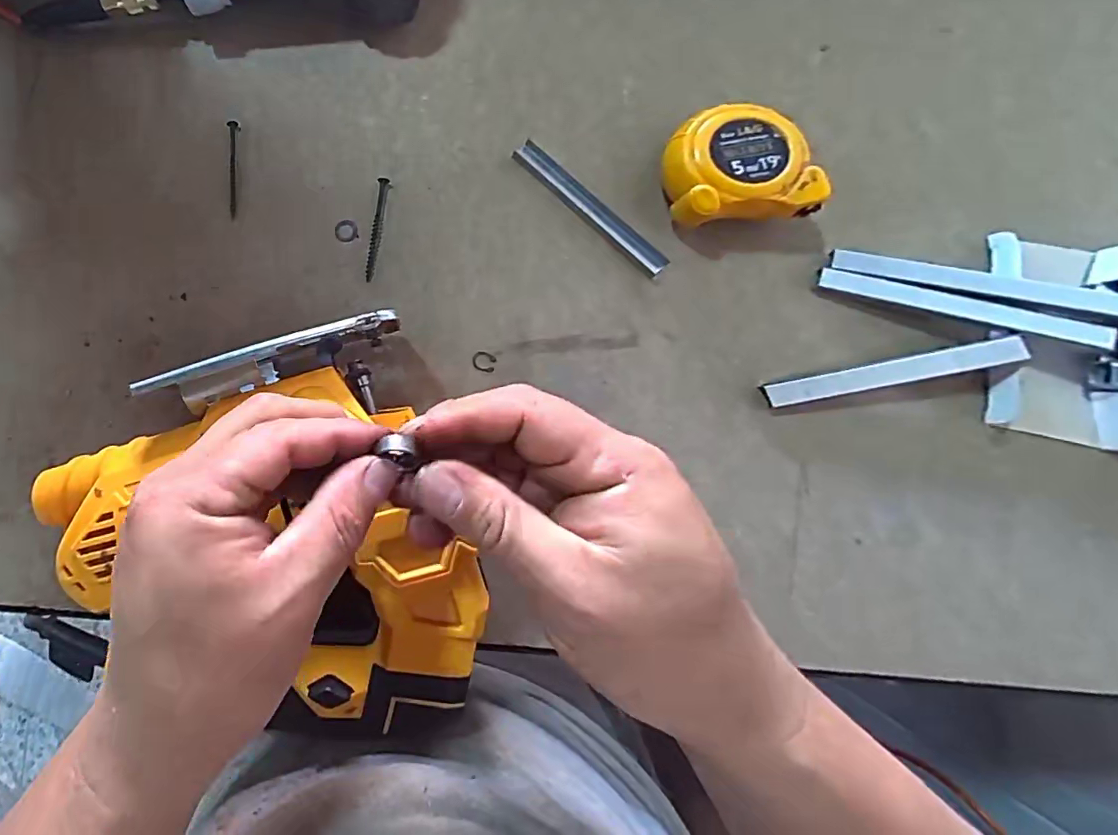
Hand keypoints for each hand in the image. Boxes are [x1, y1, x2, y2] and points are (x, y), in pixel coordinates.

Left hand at [92, 394, 393, 807]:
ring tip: (350, 466)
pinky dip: (275, 475)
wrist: (154, 736)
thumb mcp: (292, 594)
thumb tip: (380, 465)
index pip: (274, 434)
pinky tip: (311, 489)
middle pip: (254, 423)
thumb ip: (338, 517)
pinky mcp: (174, 518)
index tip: (388, 440)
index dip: (337, 431)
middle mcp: (169, 480)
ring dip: (298, 447)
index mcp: (187, 492)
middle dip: (317, 428)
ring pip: (243, 444)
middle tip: (372, 447)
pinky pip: (232, 476)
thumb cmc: (219, 678)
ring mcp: (167, 497)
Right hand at [399, 384, 808, 750]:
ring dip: (452, 483)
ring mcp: (579, 488)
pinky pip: (505, 496)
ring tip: (412, 513)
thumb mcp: (570, 583)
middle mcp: (596, 462)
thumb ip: (496, 521)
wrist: (720, 703)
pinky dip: (469, 509)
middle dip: (449, 452)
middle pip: (506, 433)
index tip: (408, 441)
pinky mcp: (565, 515)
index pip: (525, 413)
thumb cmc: (660, 646)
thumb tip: (426, 475)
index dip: (461, 418)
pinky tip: (438, 528)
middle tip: (397, 478)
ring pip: (498, 463)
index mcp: (615, 462)